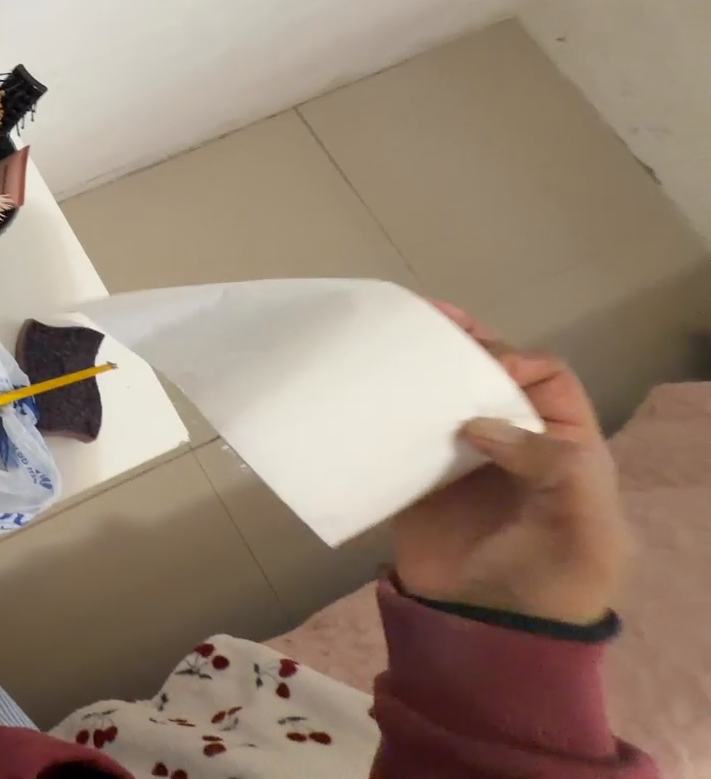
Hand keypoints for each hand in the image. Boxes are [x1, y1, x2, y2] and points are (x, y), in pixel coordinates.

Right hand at [391, 303, 629, 624]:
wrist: (484, 623)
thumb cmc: (550, 577)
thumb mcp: (584, 530)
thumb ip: (554, 469)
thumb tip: (477, 423)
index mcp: (562, 446)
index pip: (546, 379)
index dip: (514, 358)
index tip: (473, 359)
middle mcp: (510, 441)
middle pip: (488, 375)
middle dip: (459, 342)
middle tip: (419, 316)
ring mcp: (457, 455)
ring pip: (440, 394)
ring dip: (416, 366)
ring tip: (377, 340)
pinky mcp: (412, 471)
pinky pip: (397, 427)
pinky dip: (378, 405)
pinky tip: (356, 389)